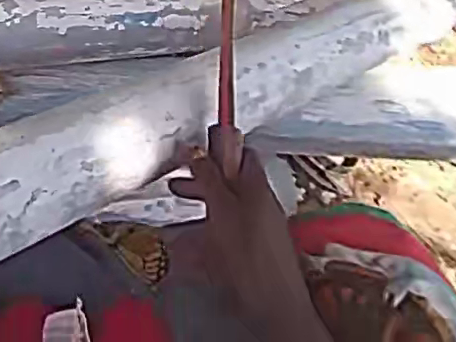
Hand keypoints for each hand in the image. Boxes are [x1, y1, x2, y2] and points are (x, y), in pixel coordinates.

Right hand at [171, 144, 330, 341]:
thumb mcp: (221, 208)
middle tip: (181, 175)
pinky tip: (193, 237)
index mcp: (257, 186)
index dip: (220, 145)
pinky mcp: (257, 250)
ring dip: (204, 198)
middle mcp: (262, 202)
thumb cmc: (247, 254)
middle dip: (205, 174)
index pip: (242, 151)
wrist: (276, 311)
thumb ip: (207, 177)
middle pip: (232, 177)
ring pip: (229, 202)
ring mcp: (262, 227)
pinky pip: (230, 226)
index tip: (197, 146)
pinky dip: (211, 224)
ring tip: (180, 200)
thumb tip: (194, 147)